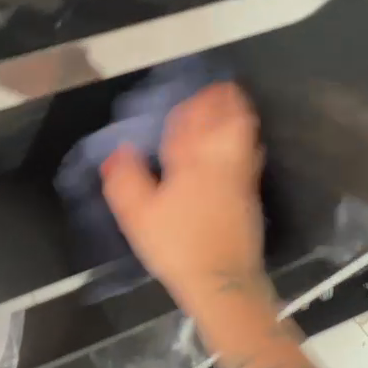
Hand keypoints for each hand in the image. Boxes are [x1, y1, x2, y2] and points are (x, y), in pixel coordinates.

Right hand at [99, 82, 268, 311]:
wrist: (221, 280)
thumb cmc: (176, 245)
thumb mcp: (137, 215)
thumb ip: (125, 179)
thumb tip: (119, 151)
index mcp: (190, 163)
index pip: (190, 125)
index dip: (189, 107)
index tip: (187, 95)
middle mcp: (219, 164)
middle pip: (226, 122)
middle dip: (222, 102)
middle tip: (217, 87)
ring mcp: (239, 179)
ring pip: (242, 136)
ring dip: (237, 116)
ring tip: (232, 104)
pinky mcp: (249, 196)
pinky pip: (249, 155)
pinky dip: (245, 140)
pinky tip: (242, 143)